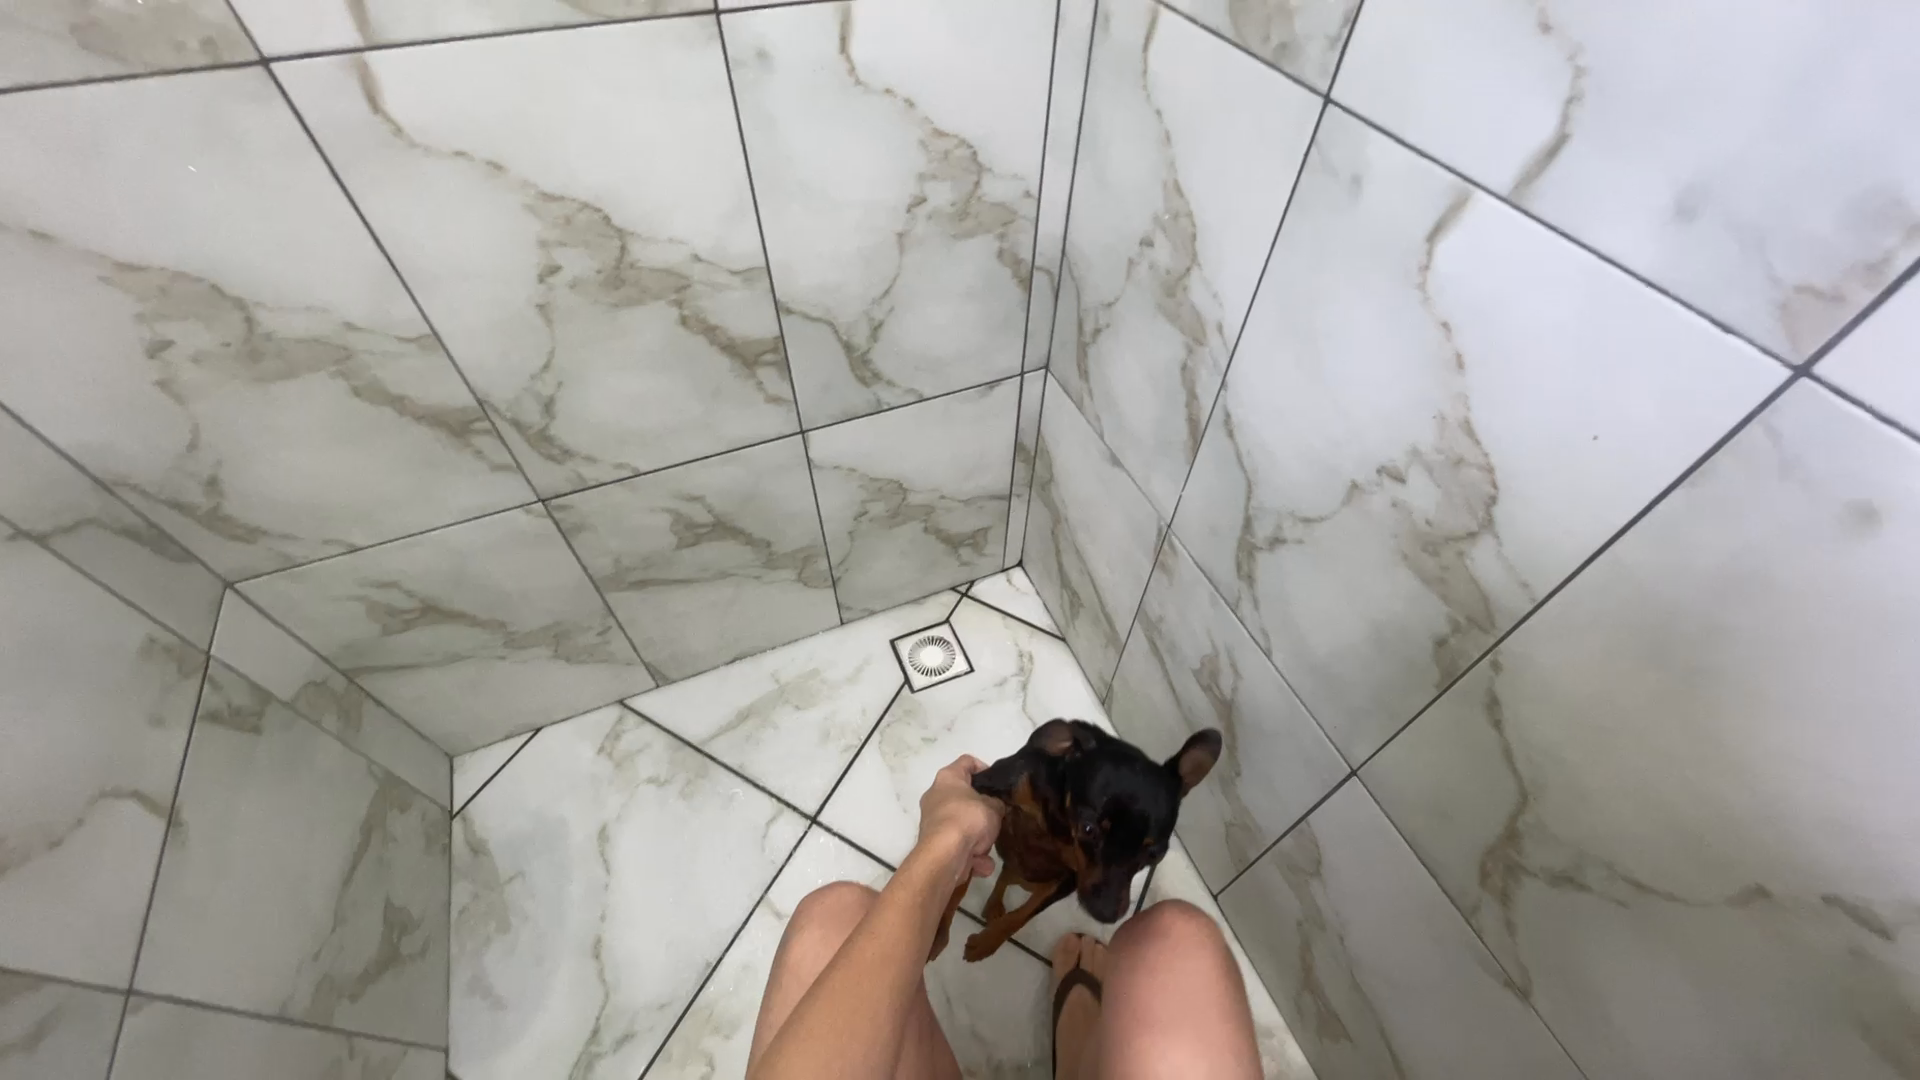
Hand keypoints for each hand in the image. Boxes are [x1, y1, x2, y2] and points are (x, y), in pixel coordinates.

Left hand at [915, 756, 1003, 890]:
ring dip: (978, 838)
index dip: (984, 768)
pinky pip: (958, 845)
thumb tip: (994, 808)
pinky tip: (983, 864)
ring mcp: (933, 820)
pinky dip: (971, 855)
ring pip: (962, 824)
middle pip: (964, 797)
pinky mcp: (935, 844)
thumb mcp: (993, 807)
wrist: (945, 855)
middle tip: (998, 816)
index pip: (967, 761)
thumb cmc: (968, 819)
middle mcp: (936, 795)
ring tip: (990, 847)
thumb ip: (996, 804)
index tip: (996, 782)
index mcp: (948, 778)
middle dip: (982, 810)